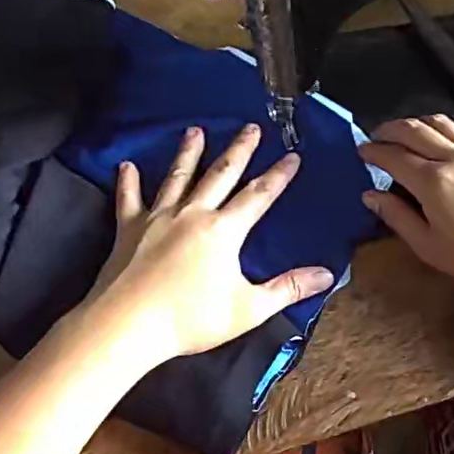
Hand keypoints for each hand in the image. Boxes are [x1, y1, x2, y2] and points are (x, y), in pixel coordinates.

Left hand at [77, 125, 334, 365]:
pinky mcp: (128, 229)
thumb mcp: (250, 308)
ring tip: (195, 131)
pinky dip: (128, 182)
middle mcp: (192, 214)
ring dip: (189, 153)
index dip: (278, 176)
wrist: (129, 325)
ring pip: (177, 178)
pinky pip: (129, 199)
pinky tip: (127, 166)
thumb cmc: (192, 319)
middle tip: (250, 128)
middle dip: (239, 150)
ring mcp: (158, 218)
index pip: (258, 196)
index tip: (292, 156)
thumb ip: (288, 288)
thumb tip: (326, 274)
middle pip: (221, 175)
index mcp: (224, 231)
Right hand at [359, 116, 453, 301]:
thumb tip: (370, 195)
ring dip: (416, 122)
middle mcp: (453, 157)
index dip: (374, 151)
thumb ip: (397, 217)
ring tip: (403, 133)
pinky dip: (445, 128)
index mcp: (432, 181)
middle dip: (390, 129)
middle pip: (414, 129)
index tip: (360, 151)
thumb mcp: (428, 246)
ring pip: (441, 122)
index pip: (394, 155)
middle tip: (376, 137)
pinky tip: (441, 139)